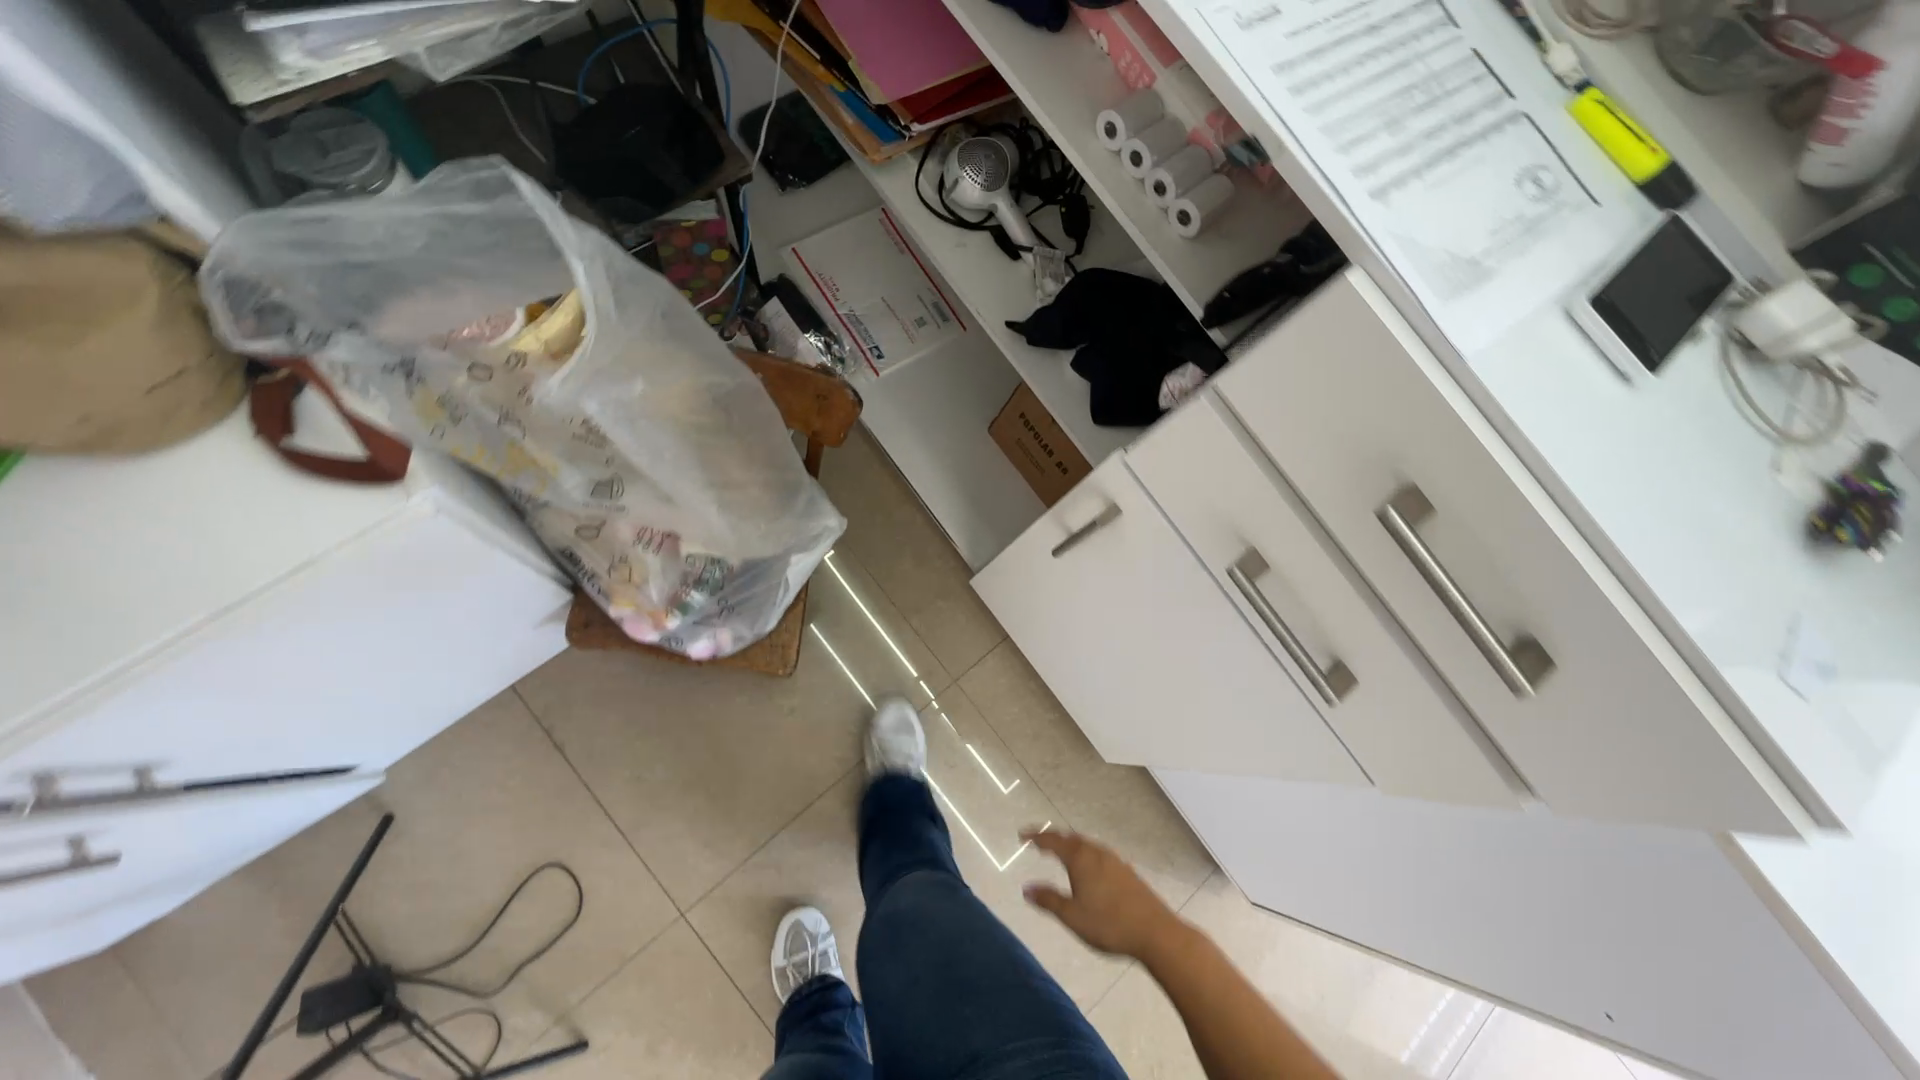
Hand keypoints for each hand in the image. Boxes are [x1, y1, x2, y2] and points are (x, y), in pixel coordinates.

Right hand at [1022, 828, 1184, 959]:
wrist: (1155, 932)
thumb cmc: (1108, 924)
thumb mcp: (1072, 916)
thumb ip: (1048, 900)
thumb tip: (1026, 888)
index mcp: (1081, 859)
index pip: (1054, 841)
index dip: (1036, 837)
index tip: (1022, 835)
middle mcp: (1098, 853)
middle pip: (1071, 839)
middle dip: (1053, 839)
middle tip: (1039, 842)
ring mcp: (1115, 861)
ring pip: (1087, 845)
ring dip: (1071, 846)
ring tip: (1061, 853)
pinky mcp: (1127, 872)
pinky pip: (1099, 854)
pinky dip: (1086, 854)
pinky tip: (1089, 869)